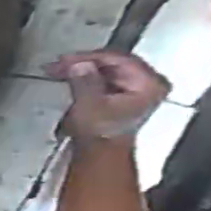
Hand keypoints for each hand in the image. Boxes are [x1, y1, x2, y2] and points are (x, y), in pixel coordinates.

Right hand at [43, 50, 168, 140]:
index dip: (90, 57)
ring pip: (110, 69)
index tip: (66, 59)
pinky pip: (106, 78)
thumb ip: (85, 81)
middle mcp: (149, 84)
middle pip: (116, 63)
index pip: (120, 59)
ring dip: (83, 68)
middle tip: (60, 63)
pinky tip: (71, 77)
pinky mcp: (124, 96)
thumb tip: (79, 64)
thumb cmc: (99, 132)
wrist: (100, 152)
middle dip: (85, 62)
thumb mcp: (89, 104)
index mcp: (149, 84)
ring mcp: (138, 90)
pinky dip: (87, 76)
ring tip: (60, 69)